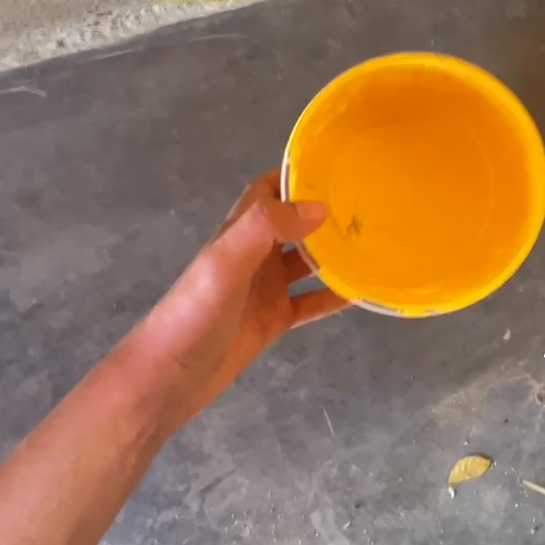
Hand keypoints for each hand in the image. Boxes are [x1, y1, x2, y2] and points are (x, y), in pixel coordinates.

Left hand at [118, 170, 347, 432]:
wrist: (168, 377)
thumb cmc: (194, 312)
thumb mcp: (227, 262)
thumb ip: (268, 228)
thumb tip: (321, 207)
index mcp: (240, 232)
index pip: (270, 189)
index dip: (297, 175)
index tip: (338, 166)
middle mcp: (256, 254)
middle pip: (296, 223)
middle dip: (327, 212)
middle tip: (372, 204)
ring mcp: (266, 287)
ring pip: (309, 261)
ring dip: (337, 253)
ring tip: (376, 243)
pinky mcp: (275, 318)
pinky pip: (313, 301)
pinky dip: (336, 295)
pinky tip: (363, 292)